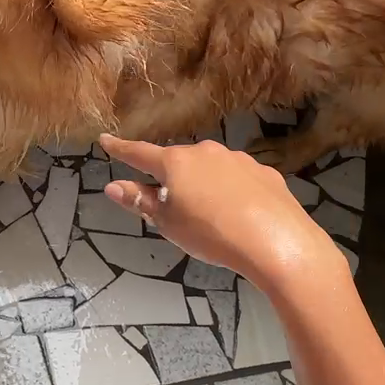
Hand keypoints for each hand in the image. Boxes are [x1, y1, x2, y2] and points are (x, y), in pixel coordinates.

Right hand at [98, 135, 343, 290]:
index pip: (139, 153)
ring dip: (201, 184)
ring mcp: (238, 160)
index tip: (105, 140)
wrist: (279, 244)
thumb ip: (140, 201)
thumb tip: (113, 186)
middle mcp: (205, 152)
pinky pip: (237, 179)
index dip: (120, 148)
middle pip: (177, 162)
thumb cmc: (211, 234)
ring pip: (209, 169)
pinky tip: (239, 214)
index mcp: (175, 163)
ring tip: (208, 214)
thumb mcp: (168, 223)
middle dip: (169, 177)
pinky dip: (230, 191)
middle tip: (170, 204)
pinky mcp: (265, 174)